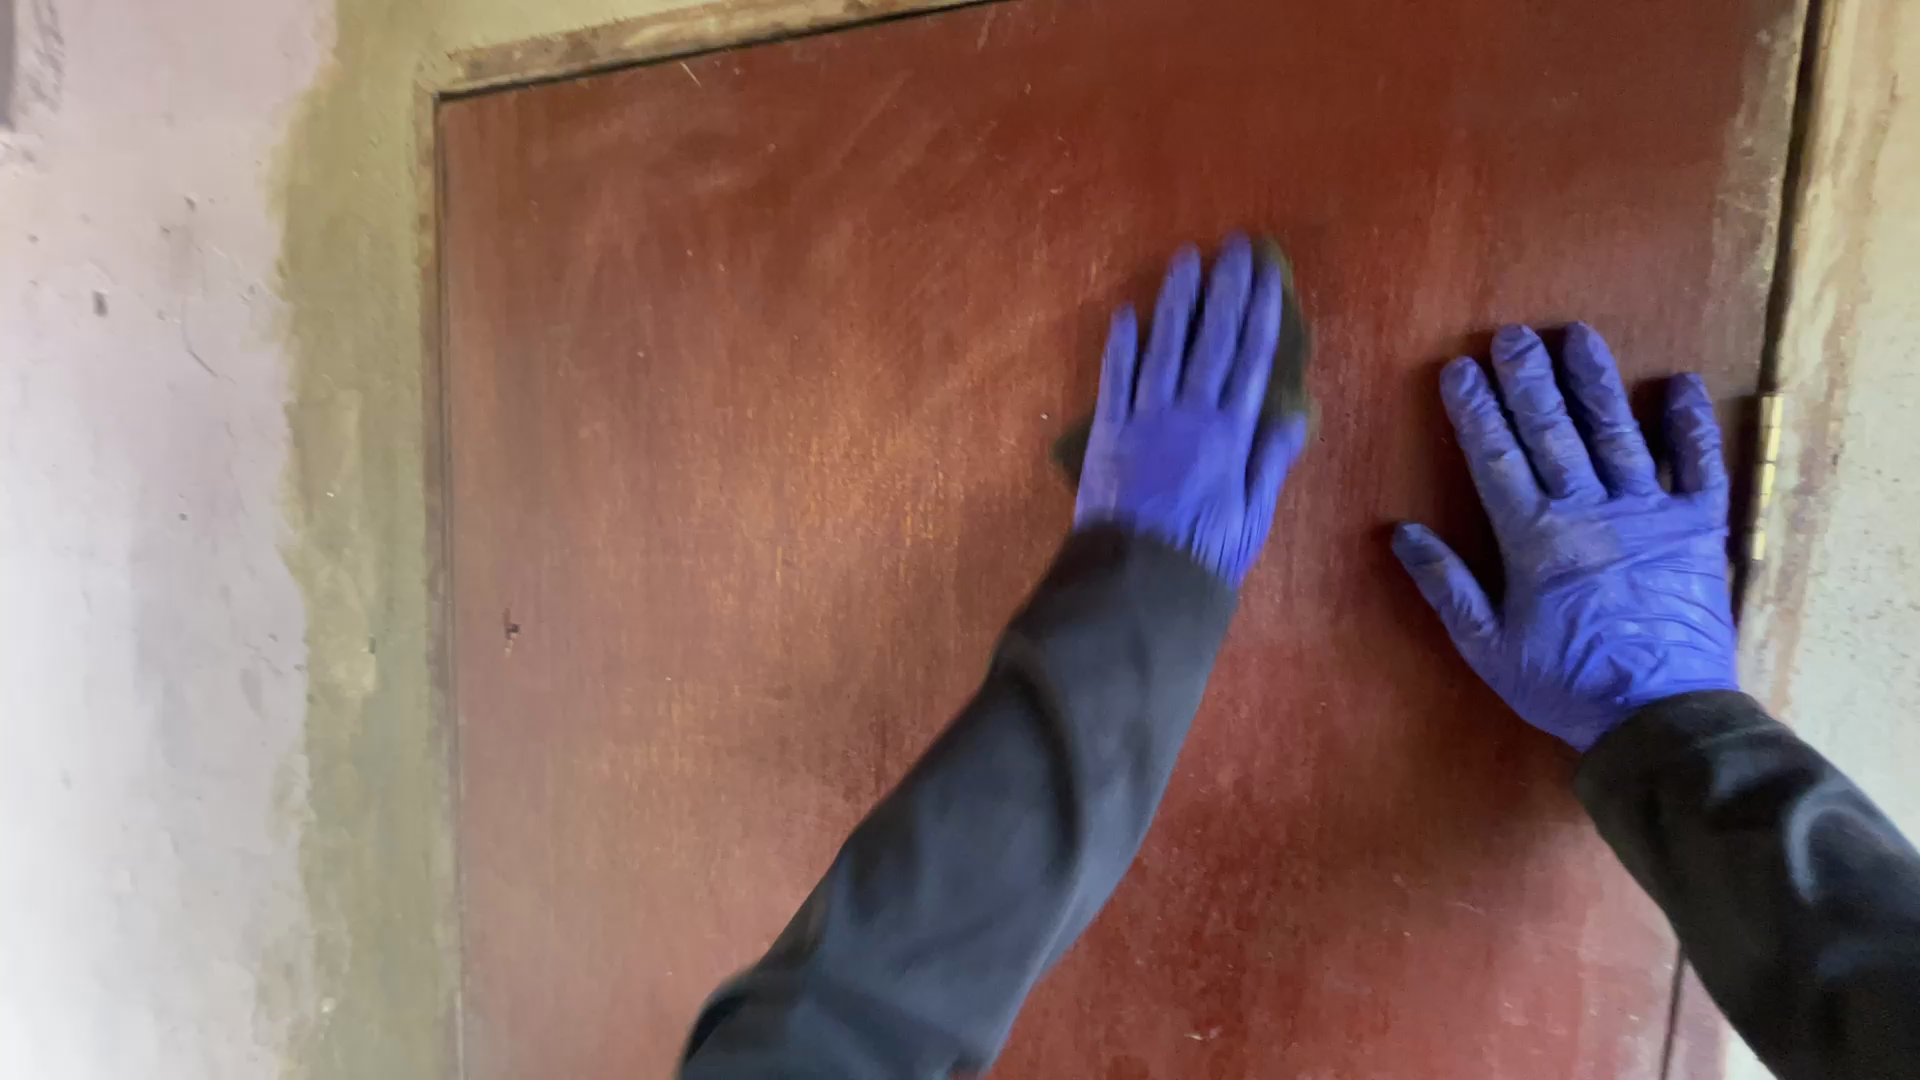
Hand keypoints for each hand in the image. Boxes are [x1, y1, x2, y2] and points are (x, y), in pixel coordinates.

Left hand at [1075, 236, 1309, 586]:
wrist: (1137, 577)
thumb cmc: (1203, 553)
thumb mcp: (1253, 516)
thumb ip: (1270, 460)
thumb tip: (1295, 411)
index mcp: (1230, 433)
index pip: (1252, 359)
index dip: (1262, 313)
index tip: (1270, 273)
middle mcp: (1189, 413)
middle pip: (1211, 341)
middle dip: (1225, 290)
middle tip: (1235, 246)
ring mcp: (1144, 418)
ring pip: (1163, 348)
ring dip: (1175, 302)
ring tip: (1185, 259)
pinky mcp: (1106, 431)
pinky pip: (1114, 379)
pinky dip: (1120, 345)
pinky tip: (1126, 312)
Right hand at [1392, 324, 1738, 750]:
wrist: (1662, 717)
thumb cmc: (1561, 680)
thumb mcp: (1484, 644)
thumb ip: (1445, 584)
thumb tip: (1400, 533)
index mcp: (1535, 539)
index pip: (1496, 460)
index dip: (1475, 413)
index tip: (1458, 371)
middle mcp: (1591, 512)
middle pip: (1553, 434)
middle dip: (1528, 381)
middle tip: (1510, 336)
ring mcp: (1651, 515)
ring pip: (1617, 435)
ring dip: (1594, 383)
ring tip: (1575, 336)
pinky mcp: (1700, 528)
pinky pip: (1699, 466)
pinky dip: (1689, 425)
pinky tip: (1675, 385)